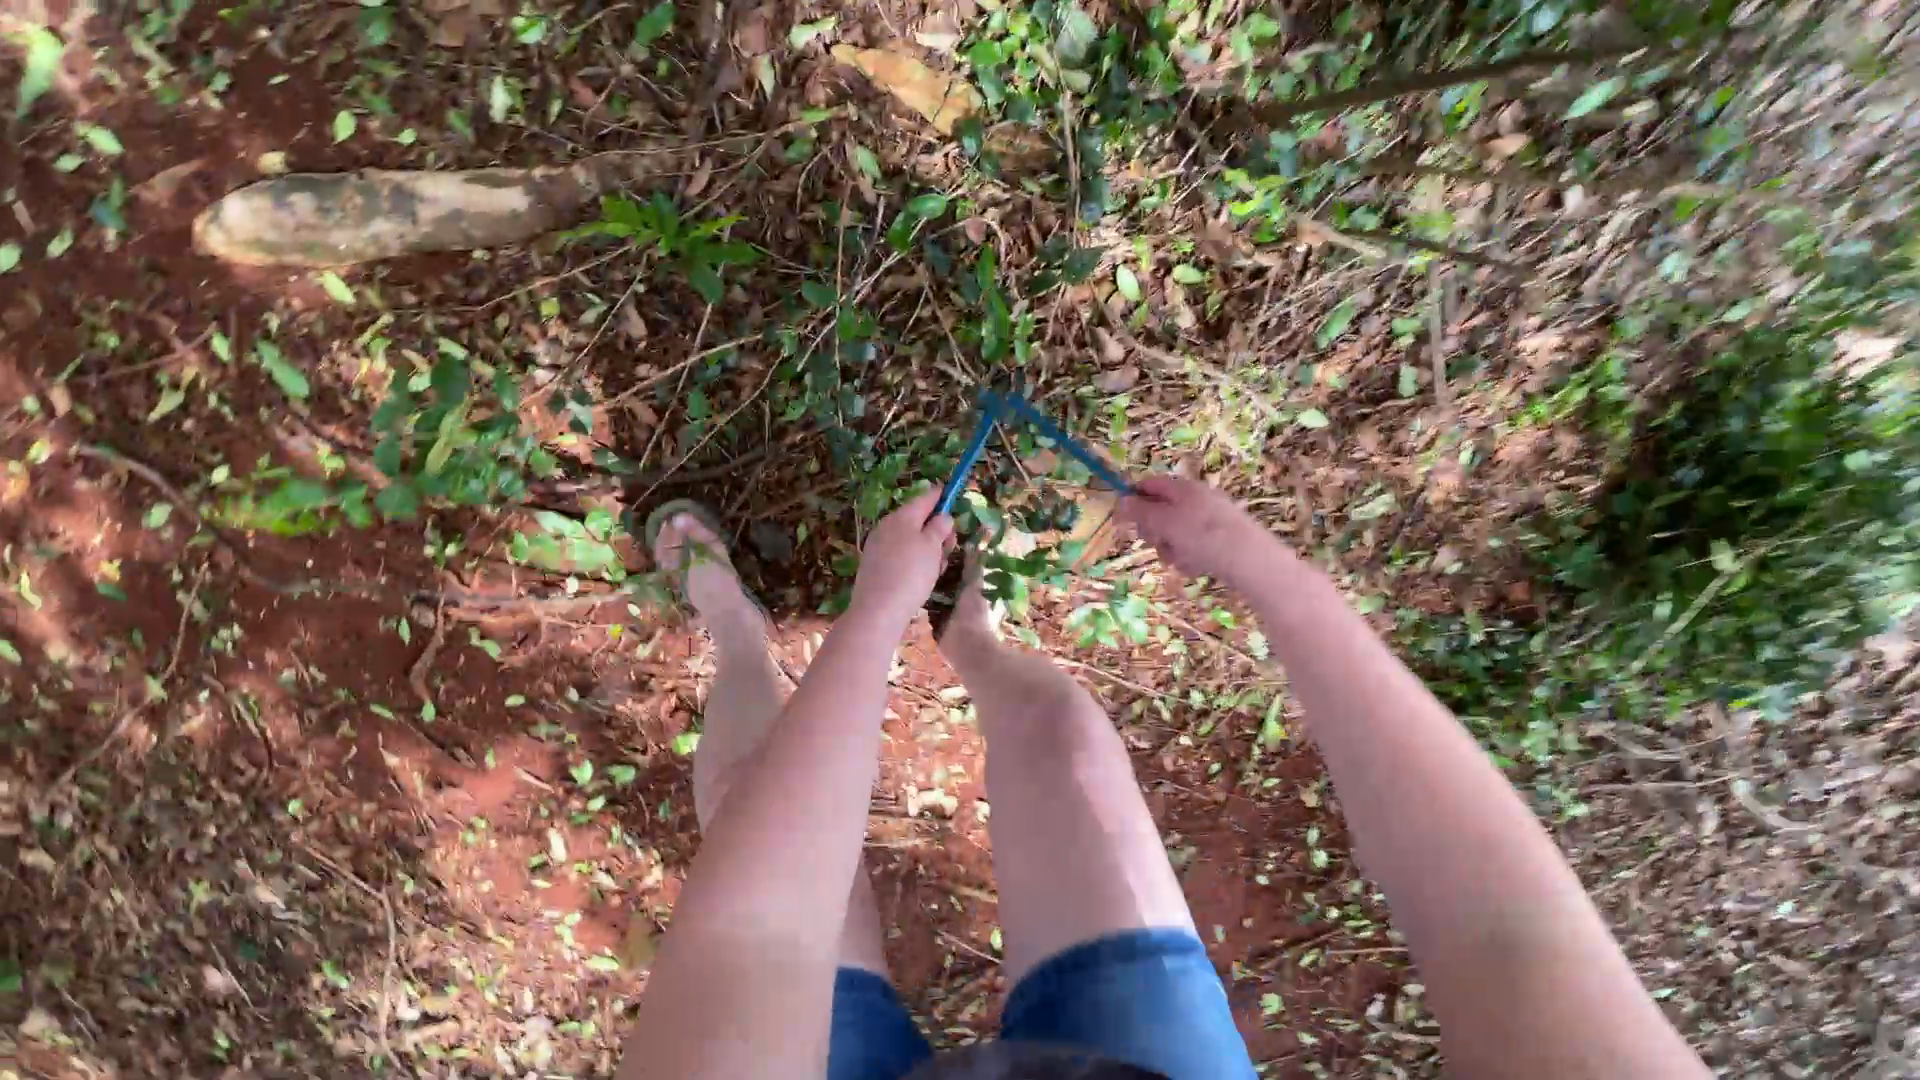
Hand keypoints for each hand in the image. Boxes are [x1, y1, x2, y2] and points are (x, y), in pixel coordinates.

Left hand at [849, 488, 954, 627]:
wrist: (879, 610)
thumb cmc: (911, 573)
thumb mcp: (932, 547)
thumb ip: (939, 528)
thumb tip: (942, 516)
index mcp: (902, 517)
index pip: (925, 498)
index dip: (941, 496)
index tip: (952, 494)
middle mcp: (887, 526)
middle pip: (918, 520)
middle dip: (937, 530)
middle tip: (949, 548)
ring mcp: (879, 545)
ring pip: (911, 540)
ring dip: (928, 549)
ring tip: (936, 570)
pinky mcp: (875, 564)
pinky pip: (901, 555)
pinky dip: (914, 561)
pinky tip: (921, 579)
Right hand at [1118, 475, 1281, 584]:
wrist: (1249, 559)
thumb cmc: (1202, 536)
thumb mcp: (1164, 522)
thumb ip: (1140, 512)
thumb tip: (1121, 500)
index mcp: (1183, 488)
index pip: (1149, 484)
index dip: (1134, 499)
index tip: (1124, 519)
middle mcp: (1197, 498)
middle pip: (1160, 511)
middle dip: (1154, 530)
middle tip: (1157, 543)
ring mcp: (1210, 518)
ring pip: (1175, 532)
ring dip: (1171, 548)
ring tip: (1181, 559)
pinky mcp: (1220, 538)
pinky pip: (1193, 545)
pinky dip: (1189, 556)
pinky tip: (1196, 565)